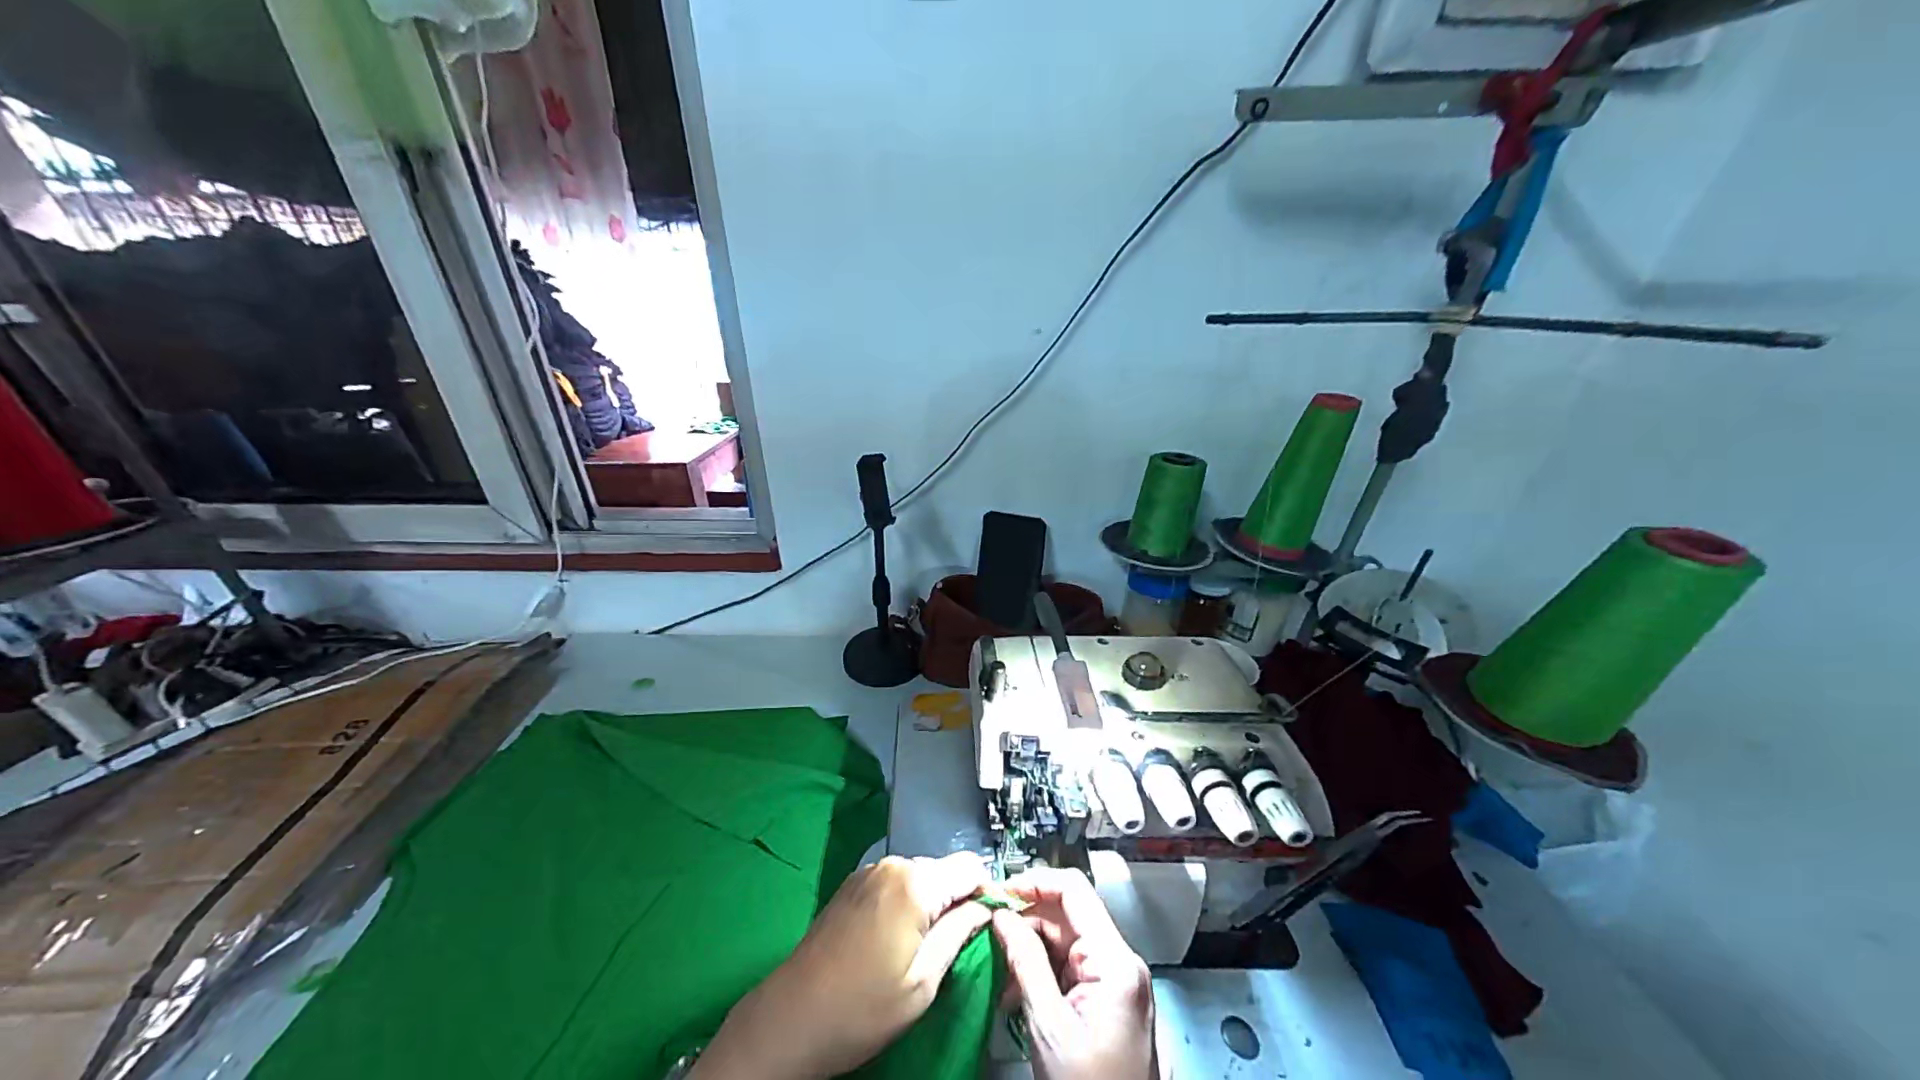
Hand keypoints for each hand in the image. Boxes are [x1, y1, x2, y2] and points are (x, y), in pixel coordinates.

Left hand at [691, 853, 993, 1079]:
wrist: (791, 1018)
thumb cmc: (862, 1008)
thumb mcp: (924, 982)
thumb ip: (959, 934)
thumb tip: (985, 909)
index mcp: (915, 883)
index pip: (971, 866)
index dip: (986, 892)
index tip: (991, 925)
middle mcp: (892, 865)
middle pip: (944, 871)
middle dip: (957, 900)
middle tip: (958, 945)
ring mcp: (868, 872)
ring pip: (920, 877)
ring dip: (931, 904)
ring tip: (924, 948)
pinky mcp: (851, 885)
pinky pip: (895, 884)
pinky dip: (906, 904)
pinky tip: (896, 940)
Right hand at [992, 867, 1155, 1079]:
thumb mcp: (1049, 1024)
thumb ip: (1025, 962)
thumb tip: (1002, 917)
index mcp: (1115, 962)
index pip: (1074, 891)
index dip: (1035, 882)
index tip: (1000, 892)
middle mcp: (1120, 963)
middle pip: (1068, 917)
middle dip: (1026, 921)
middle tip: (988, 932)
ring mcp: (1115, 982)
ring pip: (1065, 942)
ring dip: (1029, 949)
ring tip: (998, 968)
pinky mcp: (1107, 1000)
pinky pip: (1069, 967)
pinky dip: (1041, 972)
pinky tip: (1016, 990)